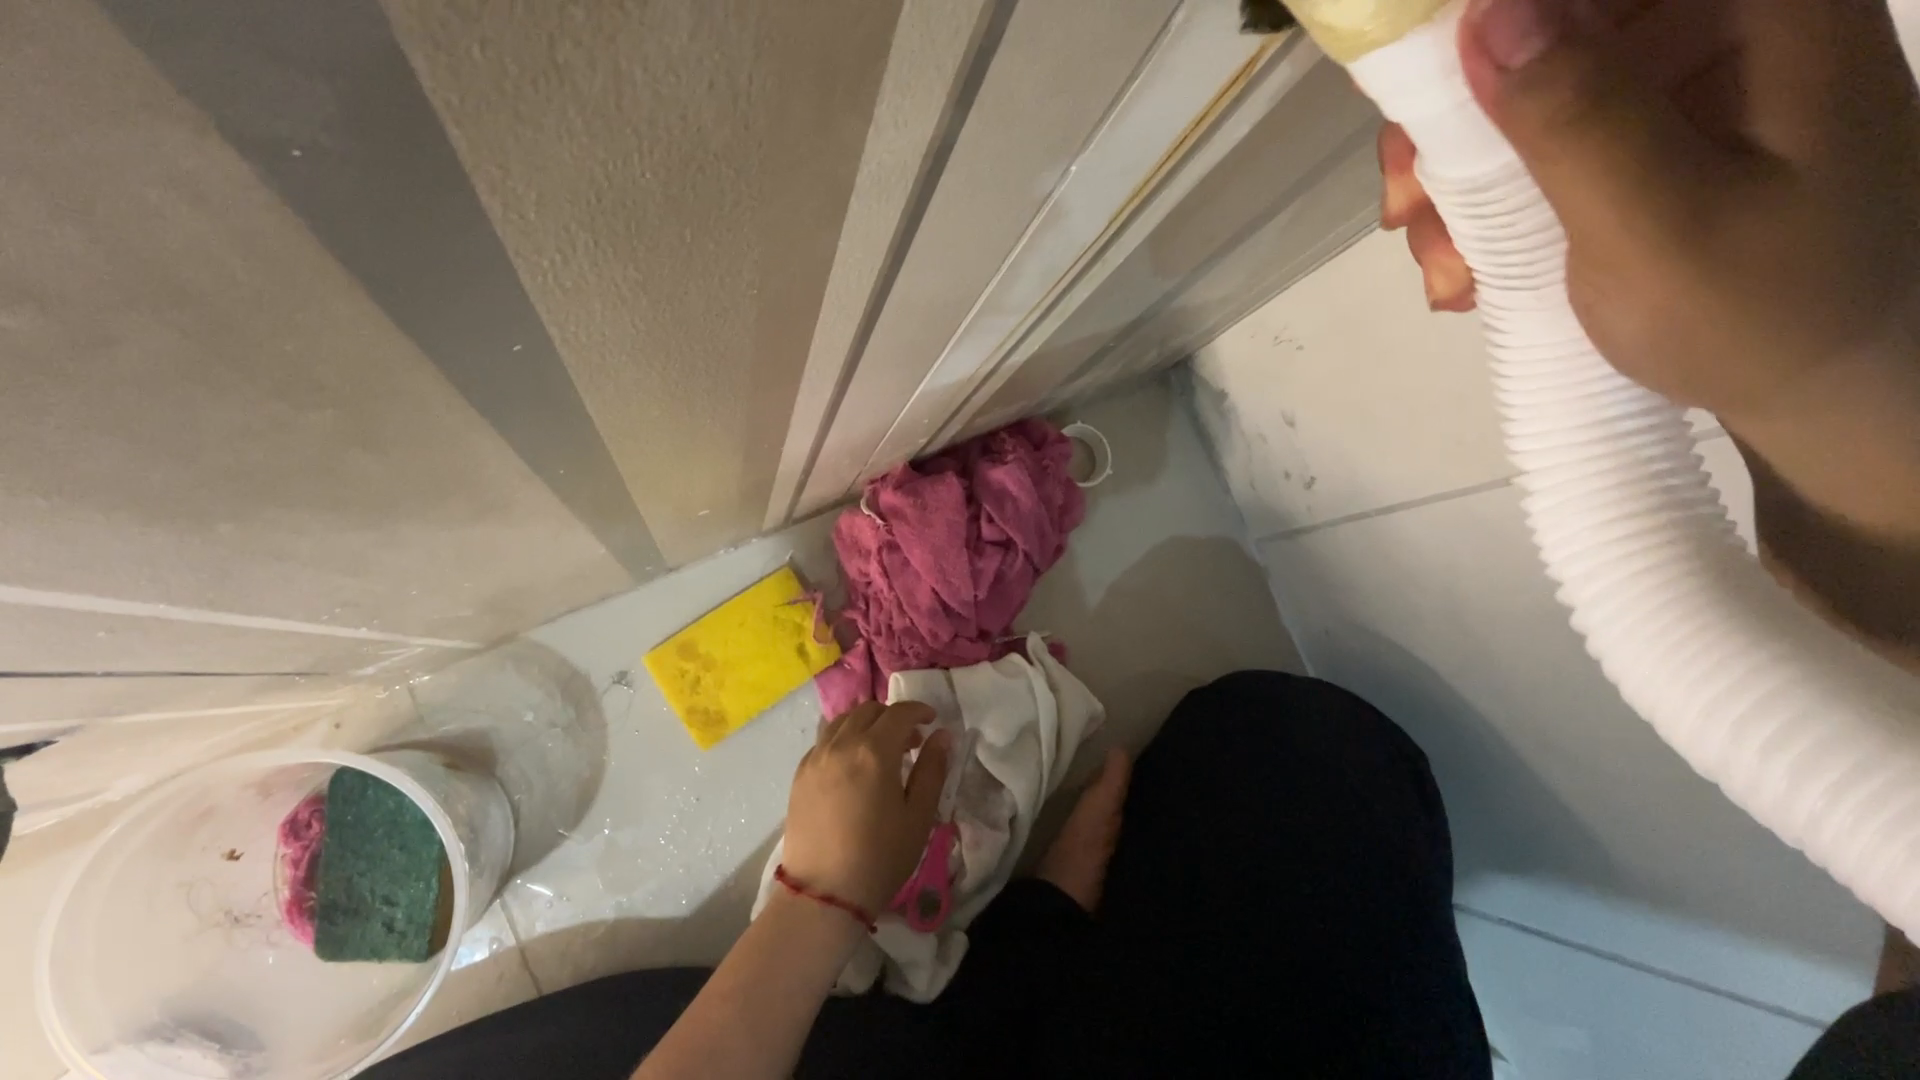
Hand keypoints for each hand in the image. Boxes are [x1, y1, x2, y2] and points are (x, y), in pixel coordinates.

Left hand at [782, 701, 950, 913]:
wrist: (823, 894)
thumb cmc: (880, 857)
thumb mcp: (918, 816)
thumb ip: (932, 770)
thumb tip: (942, 736)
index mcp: (874, 751)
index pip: (899, 713)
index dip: (918, 710)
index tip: (932, 721)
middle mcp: (841, 745)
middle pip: (868, 710)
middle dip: (892, 716)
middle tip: (910, 740)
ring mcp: (815, 759)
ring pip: (842, 721)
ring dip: (865, 724)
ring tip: (880, 749)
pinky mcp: (800, 775)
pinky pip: (824, 741)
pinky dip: (843, 739)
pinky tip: (852, 765)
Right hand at [1381, 0, 1919, 430]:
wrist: (1816, 388)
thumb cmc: (1758, 315)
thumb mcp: (1658, 225)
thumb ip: (1578, 117)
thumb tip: (1486, 13)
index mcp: (1758, 12)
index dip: (1490, 19)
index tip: (1420, 96)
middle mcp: (1715, 27)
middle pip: (1542, 28)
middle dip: (1455, 122)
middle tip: (1406, 208)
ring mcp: (1673, 88)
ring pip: (1522, 92)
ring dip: (1456, 181)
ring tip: (1443, 268)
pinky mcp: (1640, 141)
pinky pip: (1534, 146)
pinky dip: (1484, 207)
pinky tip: (1469, 270)